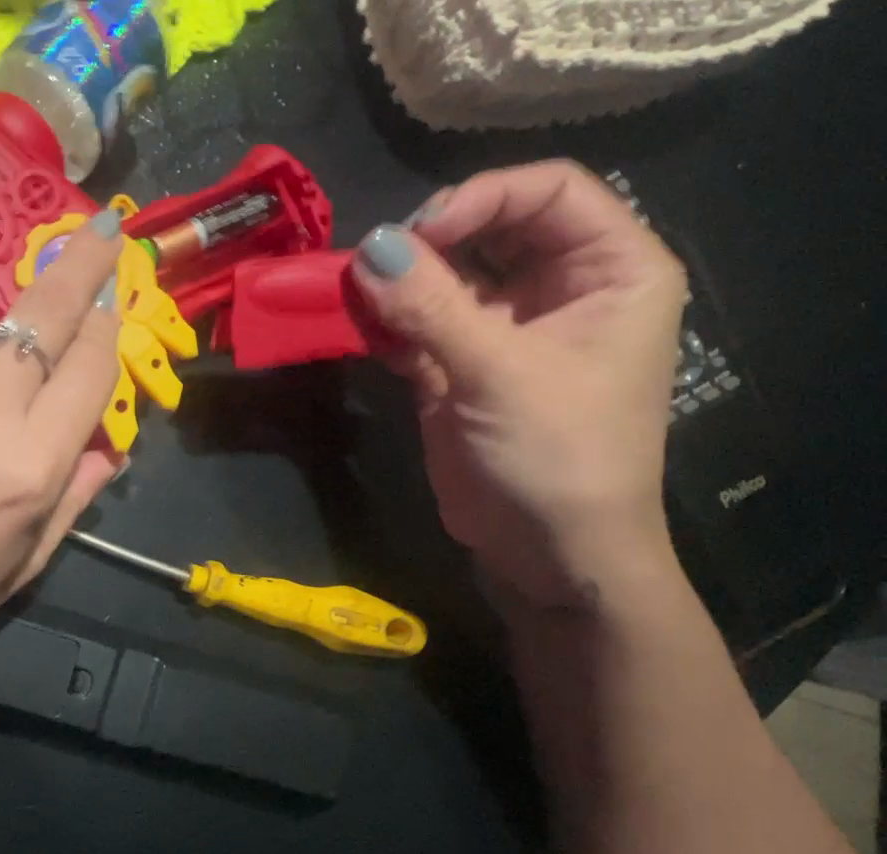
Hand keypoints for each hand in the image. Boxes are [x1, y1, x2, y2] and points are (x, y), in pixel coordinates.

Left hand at [0, 209, 126, 679]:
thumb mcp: (23, 565)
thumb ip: (75, 497)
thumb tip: (107, 447)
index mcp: (29, 464)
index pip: (91, 366)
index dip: (111, 331)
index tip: (117, 306)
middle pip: (44, 316)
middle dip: (82, 269)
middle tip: (105, 229)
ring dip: (13, 347)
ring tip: (3, 398)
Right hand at [352, 161, 690, 609]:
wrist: (546, 551)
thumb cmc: (557, 456)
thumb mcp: (499, 374)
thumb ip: (432, 307)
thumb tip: (369, 246)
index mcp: (611, 270)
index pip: (550, 192)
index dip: (483, 199)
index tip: (419, 235)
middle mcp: (561, 288)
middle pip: (491, 228)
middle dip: (431, 239)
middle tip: (375, 263)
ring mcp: (506, 328)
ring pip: (446, 276)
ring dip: (398, 282)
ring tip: (352, 293)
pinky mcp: (460, 366)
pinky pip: (418, 324)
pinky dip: (385, 322)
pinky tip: (356, 327)